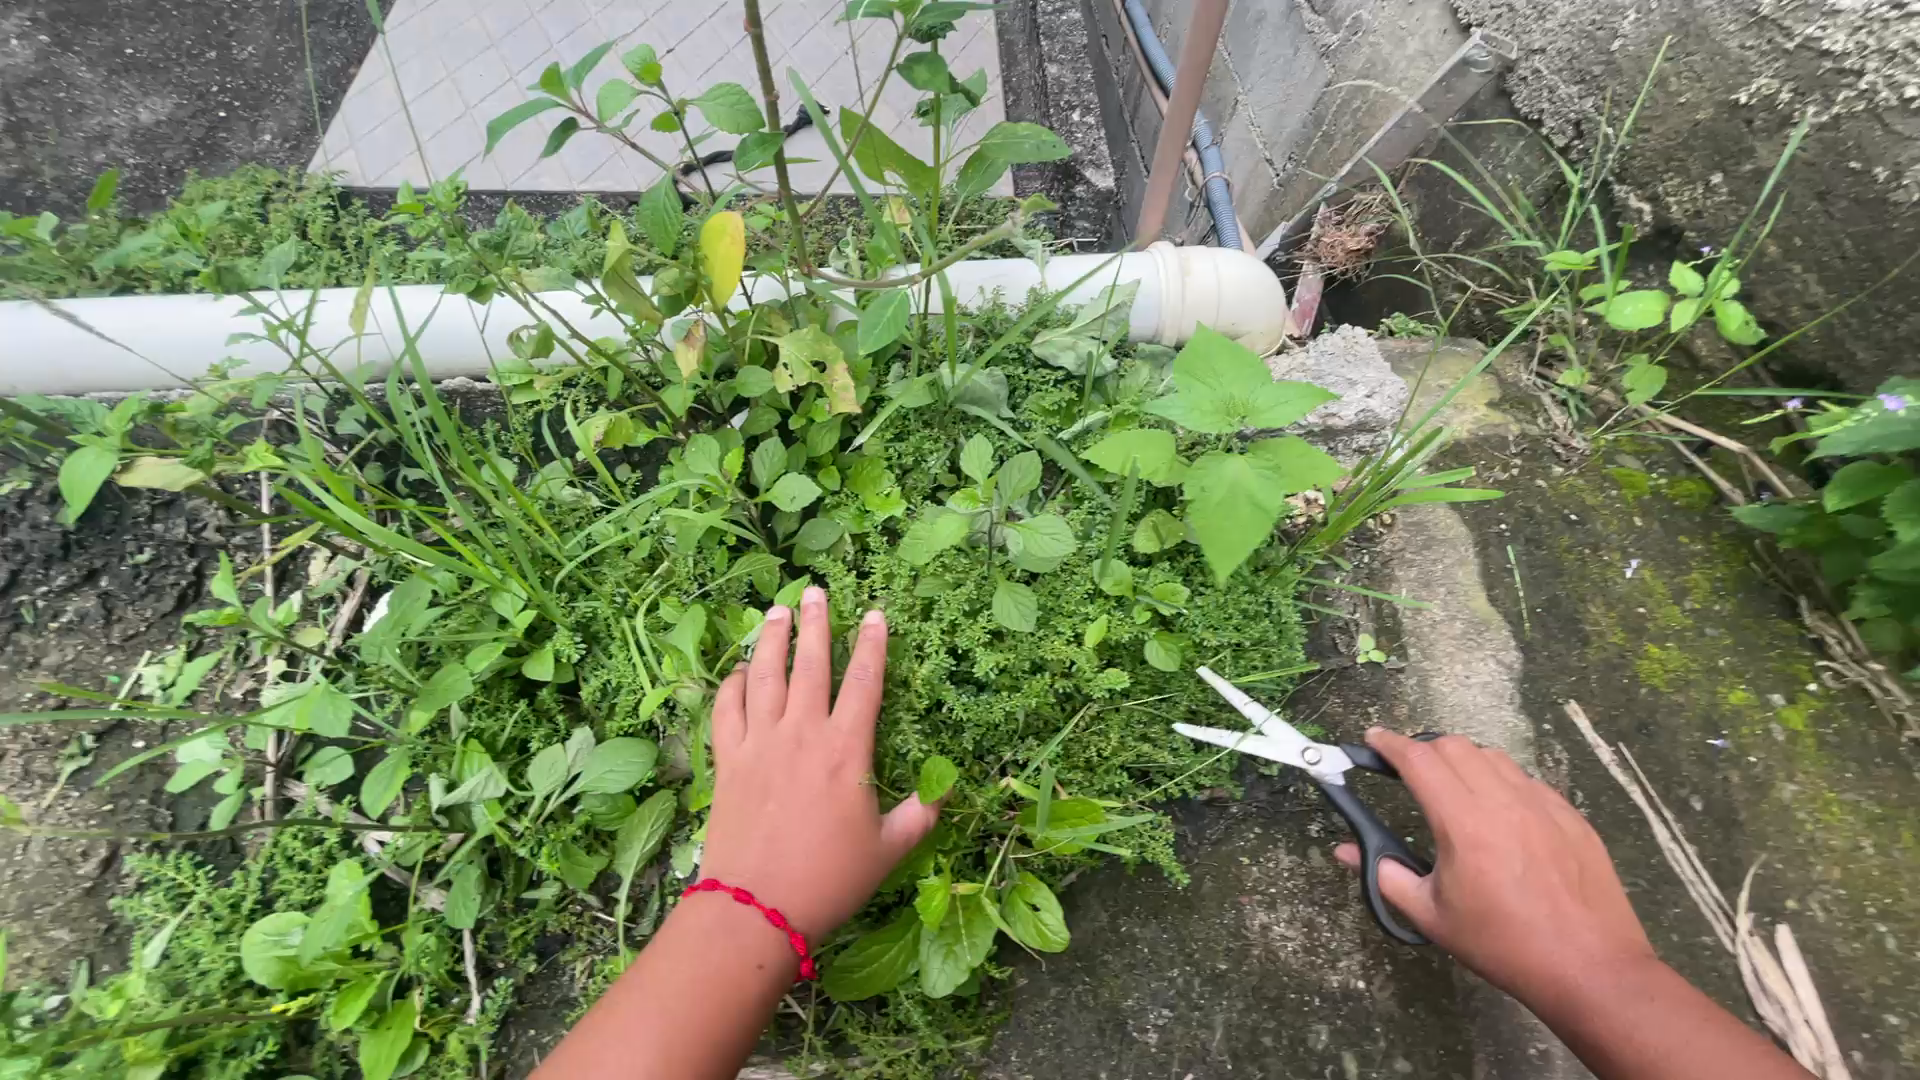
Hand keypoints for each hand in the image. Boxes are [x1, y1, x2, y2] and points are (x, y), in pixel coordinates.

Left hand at [698, 587, 940, 941]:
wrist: (754, 910)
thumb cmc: (828, 880)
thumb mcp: (887, 851)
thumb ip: (918, 816)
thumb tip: (944, 793)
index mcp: (846, 751)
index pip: (864, 682)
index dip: (872, 644)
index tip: (874, 614)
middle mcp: (803, 734)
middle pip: (811, 664)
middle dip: (816, 624)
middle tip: (815, 591)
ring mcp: (760, 743)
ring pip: (766, 676)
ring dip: (772, 639)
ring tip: (776, 610)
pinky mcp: (728, 760)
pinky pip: (727, 709)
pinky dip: (732, 684)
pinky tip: (739, 670)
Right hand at [1335, 728, 1657, 1004]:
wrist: (1595, 973)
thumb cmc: (1504, 945)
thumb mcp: (1431, 915)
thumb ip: (1383, 874)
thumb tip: (1343, 850)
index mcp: (1464, 824)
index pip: (1417, 759)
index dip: (1388, 742)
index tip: (1372, 739)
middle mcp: (1503, 803)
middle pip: (1452, 746)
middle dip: (1422, 749)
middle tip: (1407, 771)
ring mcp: (1544, 807)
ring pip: (1492, 756)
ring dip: (1462, 760)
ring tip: (1453, 787)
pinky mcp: (1573, 818)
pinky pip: (1526, 780)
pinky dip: (1500, 781)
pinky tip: (1499, 812)